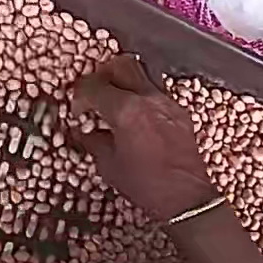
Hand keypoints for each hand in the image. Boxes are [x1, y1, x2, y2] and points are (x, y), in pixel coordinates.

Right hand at [73, 54, 216, 220]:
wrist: (185, 197)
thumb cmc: (146, 185)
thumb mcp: (110, 166)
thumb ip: (94, 142)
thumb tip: (86, 132)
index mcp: (126, 111)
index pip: (95, 87)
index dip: (80, 96)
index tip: (78, 111)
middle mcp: (148, 99)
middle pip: (121, 66)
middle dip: (103, 76)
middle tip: (95, 95)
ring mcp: (167, 103)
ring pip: (143, 74)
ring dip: (125, 82)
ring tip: (116, 103)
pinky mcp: (180, 113)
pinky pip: (158, 93)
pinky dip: (143, 98)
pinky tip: (137, 118)